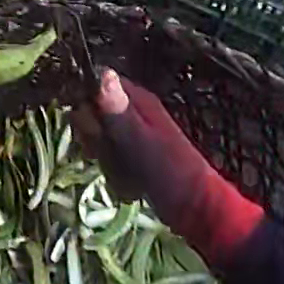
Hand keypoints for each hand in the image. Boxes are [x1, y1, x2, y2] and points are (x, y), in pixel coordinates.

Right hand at [72, 68, 264, 266]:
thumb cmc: (170, 173)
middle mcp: (132, 110)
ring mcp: (133, 131)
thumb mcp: (139, 141)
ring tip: (122, 172)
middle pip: (91, 113)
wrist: (198, 210)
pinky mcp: (134, 152)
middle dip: (94, 137)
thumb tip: (102, 72)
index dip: (84, 104)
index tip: (90, 127)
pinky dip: (113, 170)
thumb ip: (117, 110)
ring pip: (98, 136)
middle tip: (109, 154)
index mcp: (136, 99)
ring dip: (104, 157)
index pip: (94, 85)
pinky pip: (108, 155)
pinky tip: (127, 183)